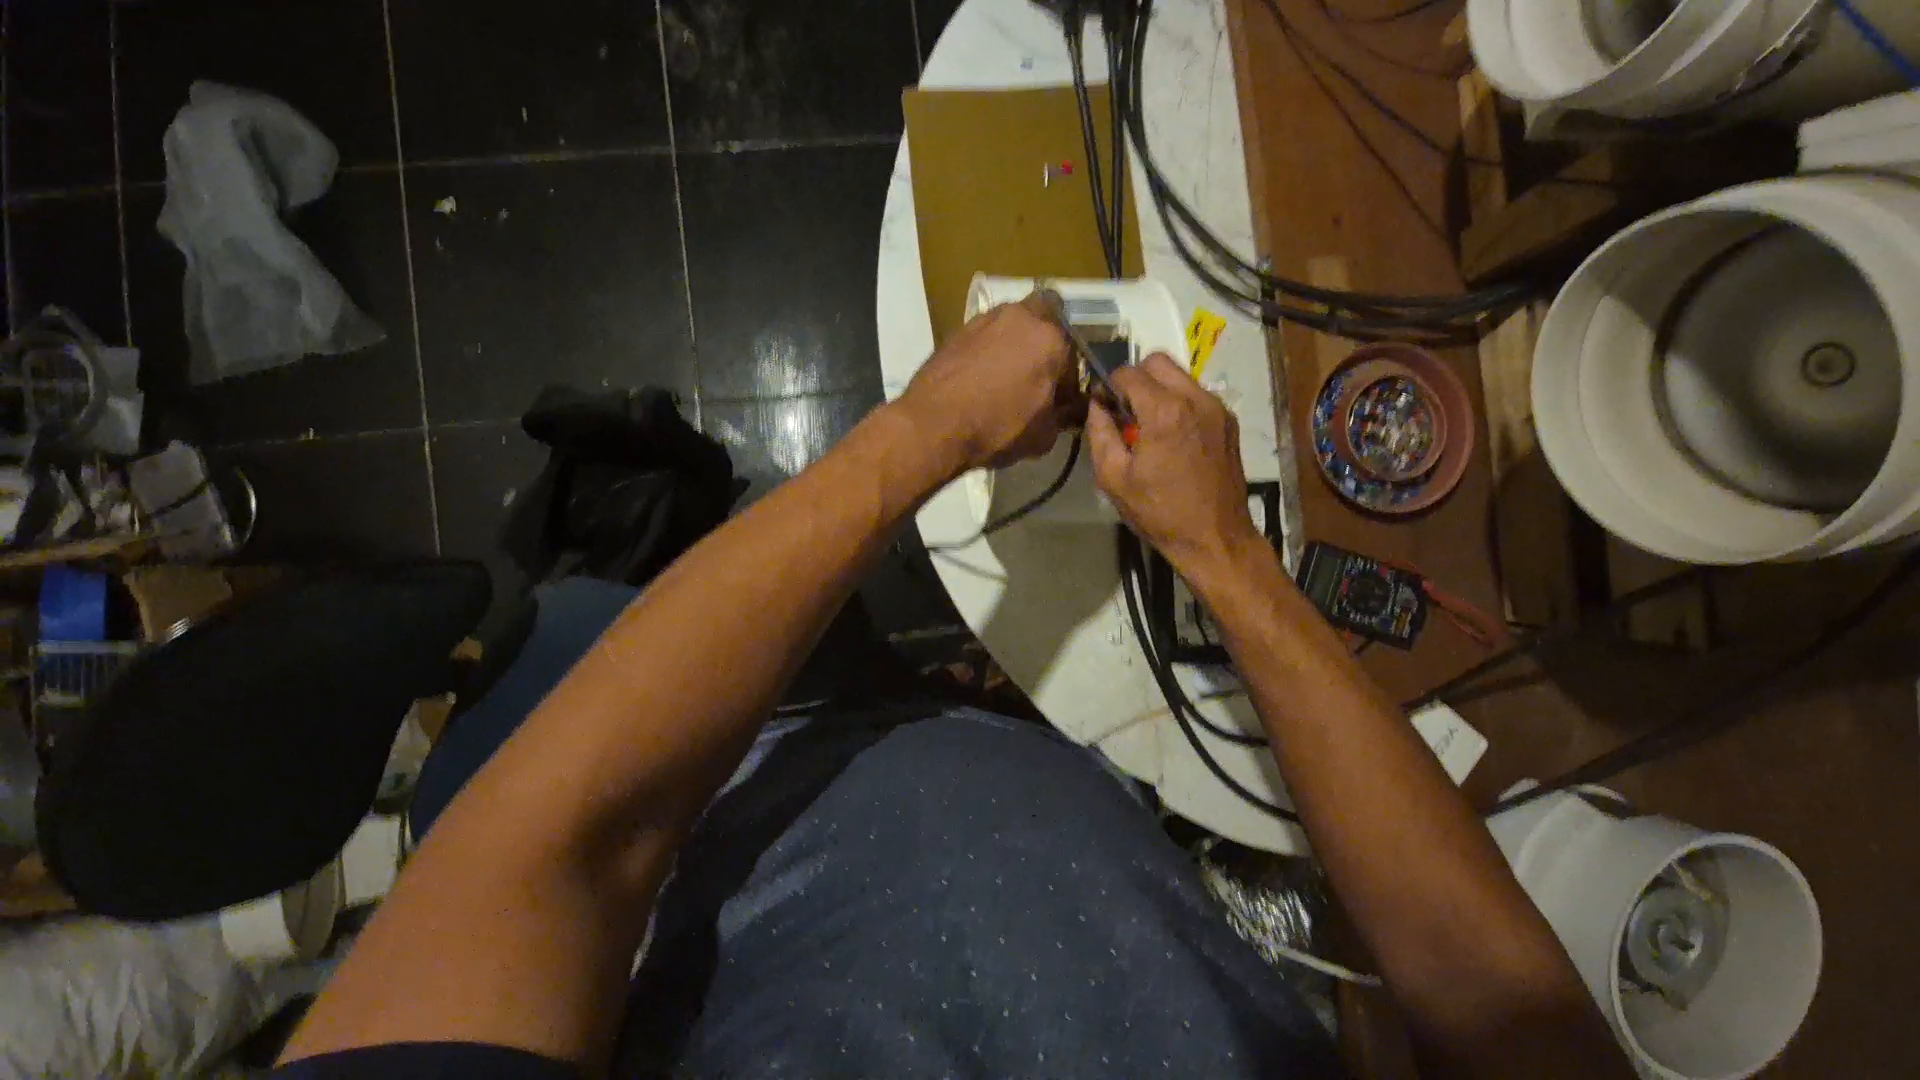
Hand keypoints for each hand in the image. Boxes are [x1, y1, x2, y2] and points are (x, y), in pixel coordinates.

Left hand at [896, 294, 1081, 472]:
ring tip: (1007, 375)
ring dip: (1016, 341)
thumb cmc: (997, 428)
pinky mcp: (958, 329)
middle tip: (1038, 371)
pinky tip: (981, 376)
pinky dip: (989, 349)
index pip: (1076, 355)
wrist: (933, 424)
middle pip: (1046, 314)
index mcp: (1051, 338)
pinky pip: (985, 334)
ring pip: (1013, 321)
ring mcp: (986, 319)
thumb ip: (1062, 414)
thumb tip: (1066, 409)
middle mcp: (1021, 316)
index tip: (1060, 399)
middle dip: (1047, 339)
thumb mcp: (1043, 434)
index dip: (1070, 379)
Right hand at [1087, 353, 1260, 568]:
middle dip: (1135, 378)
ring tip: (1147, 424)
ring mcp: (1216, 408)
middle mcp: (1195, 399)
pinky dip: (1178, 402)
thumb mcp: (1114, 478)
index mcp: (1164, 412)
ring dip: (1158, 389)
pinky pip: (1196, 394)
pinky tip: (1170, 435)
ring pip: (1179, 375)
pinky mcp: (1228, 421)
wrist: (1214, 537)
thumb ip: (1100, 433)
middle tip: (1124, 409)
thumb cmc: (1159, 512)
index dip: (1108, 385)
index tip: (1101, 406)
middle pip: (1158, 361)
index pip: (1128, 373)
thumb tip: (1096, 405)